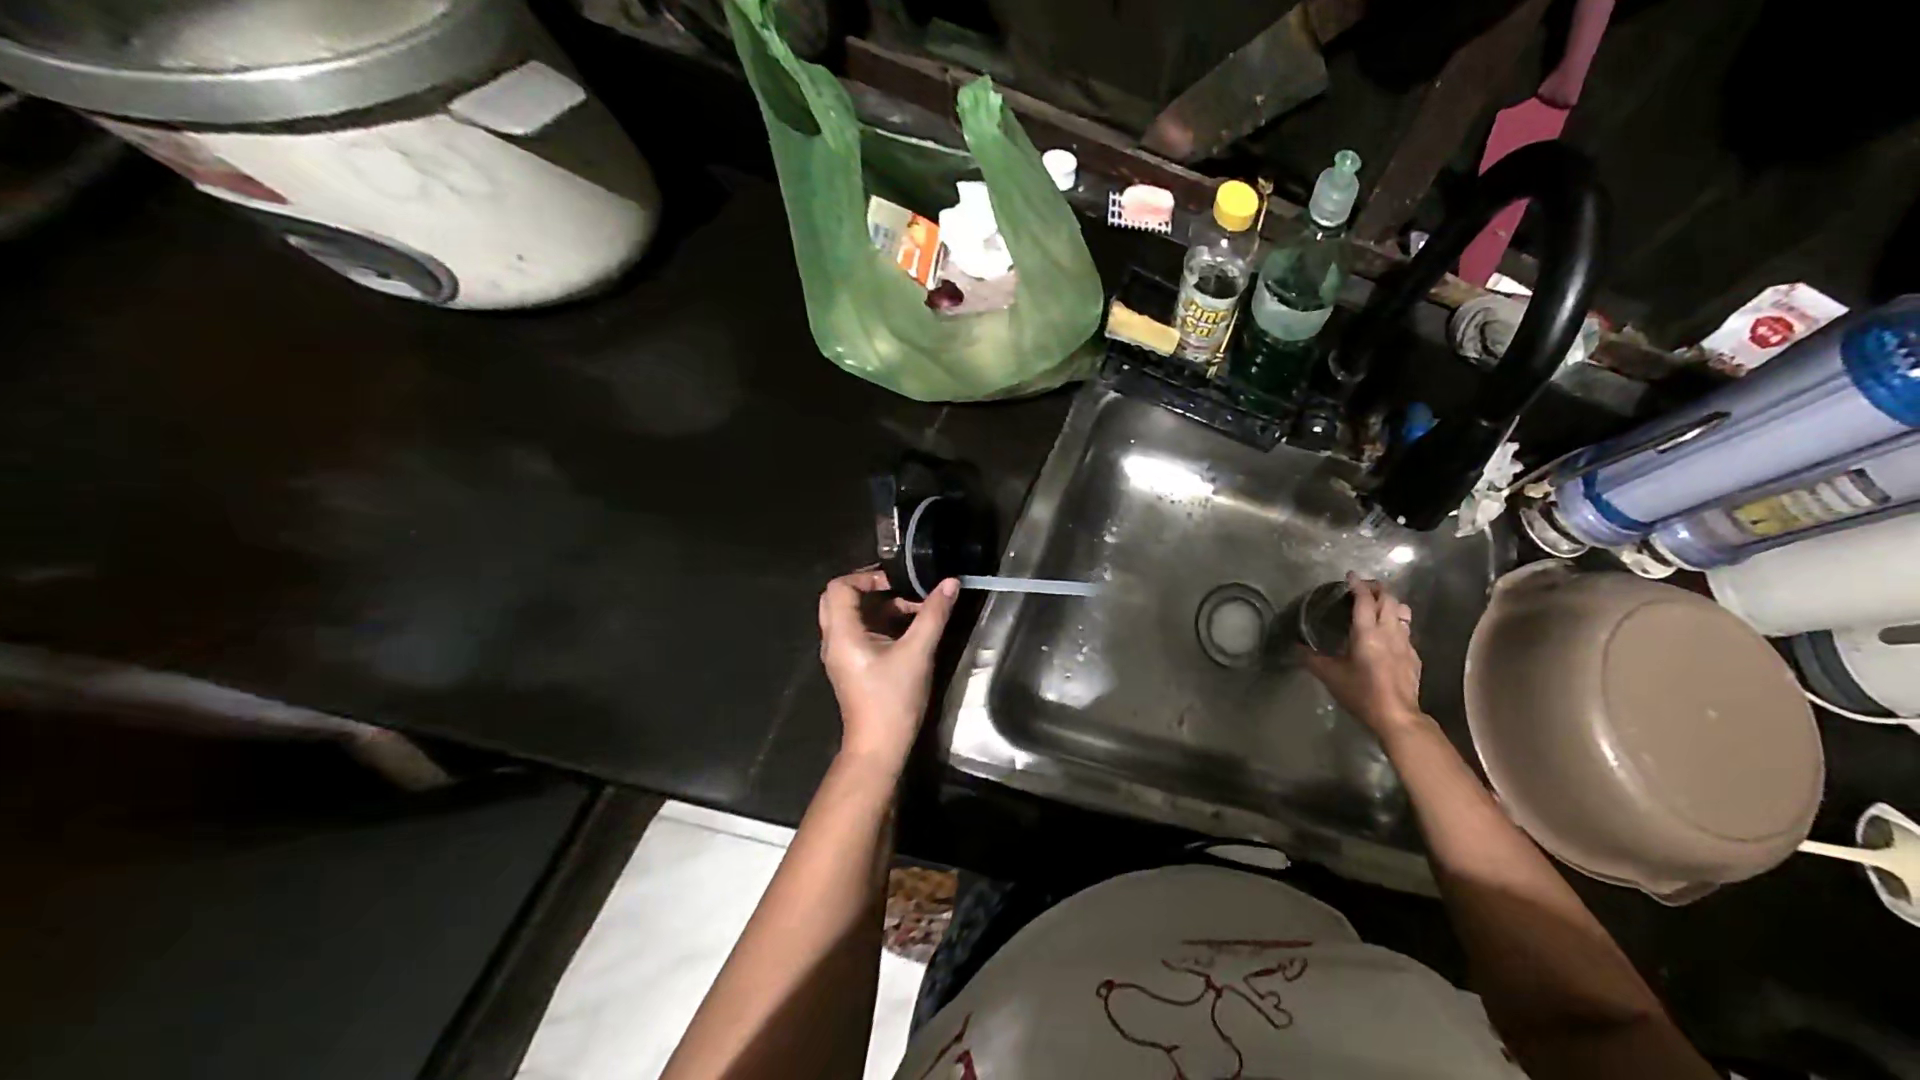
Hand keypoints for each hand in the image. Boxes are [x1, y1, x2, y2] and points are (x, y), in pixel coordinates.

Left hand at [817, 569, 958, 767]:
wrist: (880, 747)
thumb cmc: (894, 699)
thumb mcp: (918, 653)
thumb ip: (933, 615)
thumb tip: (950, 583)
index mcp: (841, 633)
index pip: (839, 586)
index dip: (867, 576)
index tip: (897, 581)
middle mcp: (833, 640)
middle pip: (839, 598)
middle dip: (870, 589)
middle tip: (900, 588)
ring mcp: (839, 655)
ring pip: (850, 615)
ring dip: (878, 606)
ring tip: (913, 609)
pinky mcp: (850, 665)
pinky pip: (856, 632)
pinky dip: (877, 623)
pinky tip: (907, 629)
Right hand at [1304, 573, 1426, 738]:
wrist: (1397, 715)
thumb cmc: (1360, 693)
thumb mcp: (1329, 675)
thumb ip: (1311, 658)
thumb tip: (1295, 647)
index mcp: (1366, 633)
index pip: (1364, 600)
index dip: (1357, 585)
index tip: (1350, 575)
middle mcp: (1389, 632)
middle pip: (1388, 599)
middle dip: (1377, 589)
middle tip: (1363, 587)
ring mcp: (1405, 643)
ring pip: (1402, 612)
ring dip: (1390, 603)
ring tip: (1378, 604)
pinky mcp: (1414, 656)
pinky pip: (1406, 630)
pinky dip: (1396, 622)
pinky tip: (1388, 632)